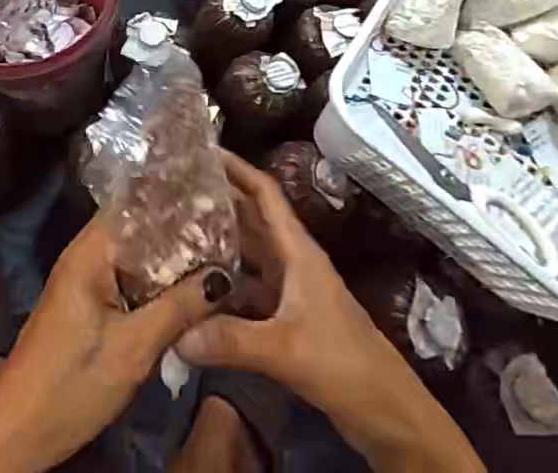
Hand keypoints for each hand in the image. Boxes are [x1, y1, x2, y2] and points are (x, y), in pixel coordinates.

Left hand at [0, 215, 227, 472]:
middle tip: (231, 220)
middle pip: (143, 224)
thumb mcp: (133, 348)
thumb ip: (180, 307)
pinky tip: (192, 282)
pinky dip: (160, 276)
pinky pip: (133, 275)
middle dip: (184, 223)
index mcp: (92, 250)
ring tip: (222, 244)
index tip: (218, 190)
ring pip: (141, 252)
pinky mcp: (91, 301)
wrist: (14, 439)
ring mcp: (89, 278)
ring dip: (175, 253)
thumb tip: (224, 275)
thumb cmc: (69, 386)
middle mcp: (89, 253)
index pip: (139, 199)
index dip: (178, 193)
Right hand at [177, 152, 486, 472]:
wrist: (383, 406)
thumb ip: (232, 340)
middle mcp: (292, 260)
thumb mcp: (285, 349)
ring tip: (176, 231)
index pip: (265, 194)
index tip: (204, 152)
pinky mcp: (285, 316)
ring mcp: (289, 288)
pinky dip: (224, 283)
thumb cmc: (342, 362)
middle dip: (219, 200)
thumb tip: (175, 334)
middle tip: (174, 191)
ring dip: (219, 240)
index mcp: (297, 250)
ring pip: (249, 253)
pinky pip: (247, 287)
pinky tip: (197, 288)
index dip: (238, 169)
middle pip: (252, 219)